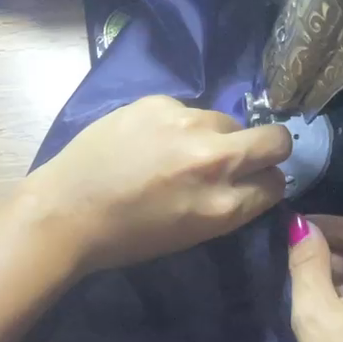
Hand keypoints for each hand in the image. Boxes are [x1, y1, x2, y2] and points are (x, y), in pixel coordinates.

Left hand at [15, 95, 291, 271]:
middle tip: (239, 157)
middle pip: (275, 139)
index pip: (275, 183)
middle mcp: (215, 160)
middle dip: (267, 149)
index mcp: (223, 206)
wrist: (67, 212)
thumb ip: (225, 207)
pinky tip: (145, 142)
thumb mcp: (189, 235)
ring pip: (227, 121)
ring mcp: (187, 124)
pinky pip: (186, 110)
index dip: (265, 184)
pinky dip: (175, 125)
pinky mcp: (158, 102)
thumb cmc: (126, 239)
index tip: (251, 185)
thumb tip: (246, 182)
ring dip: (214, 135)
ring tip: (176, 153)